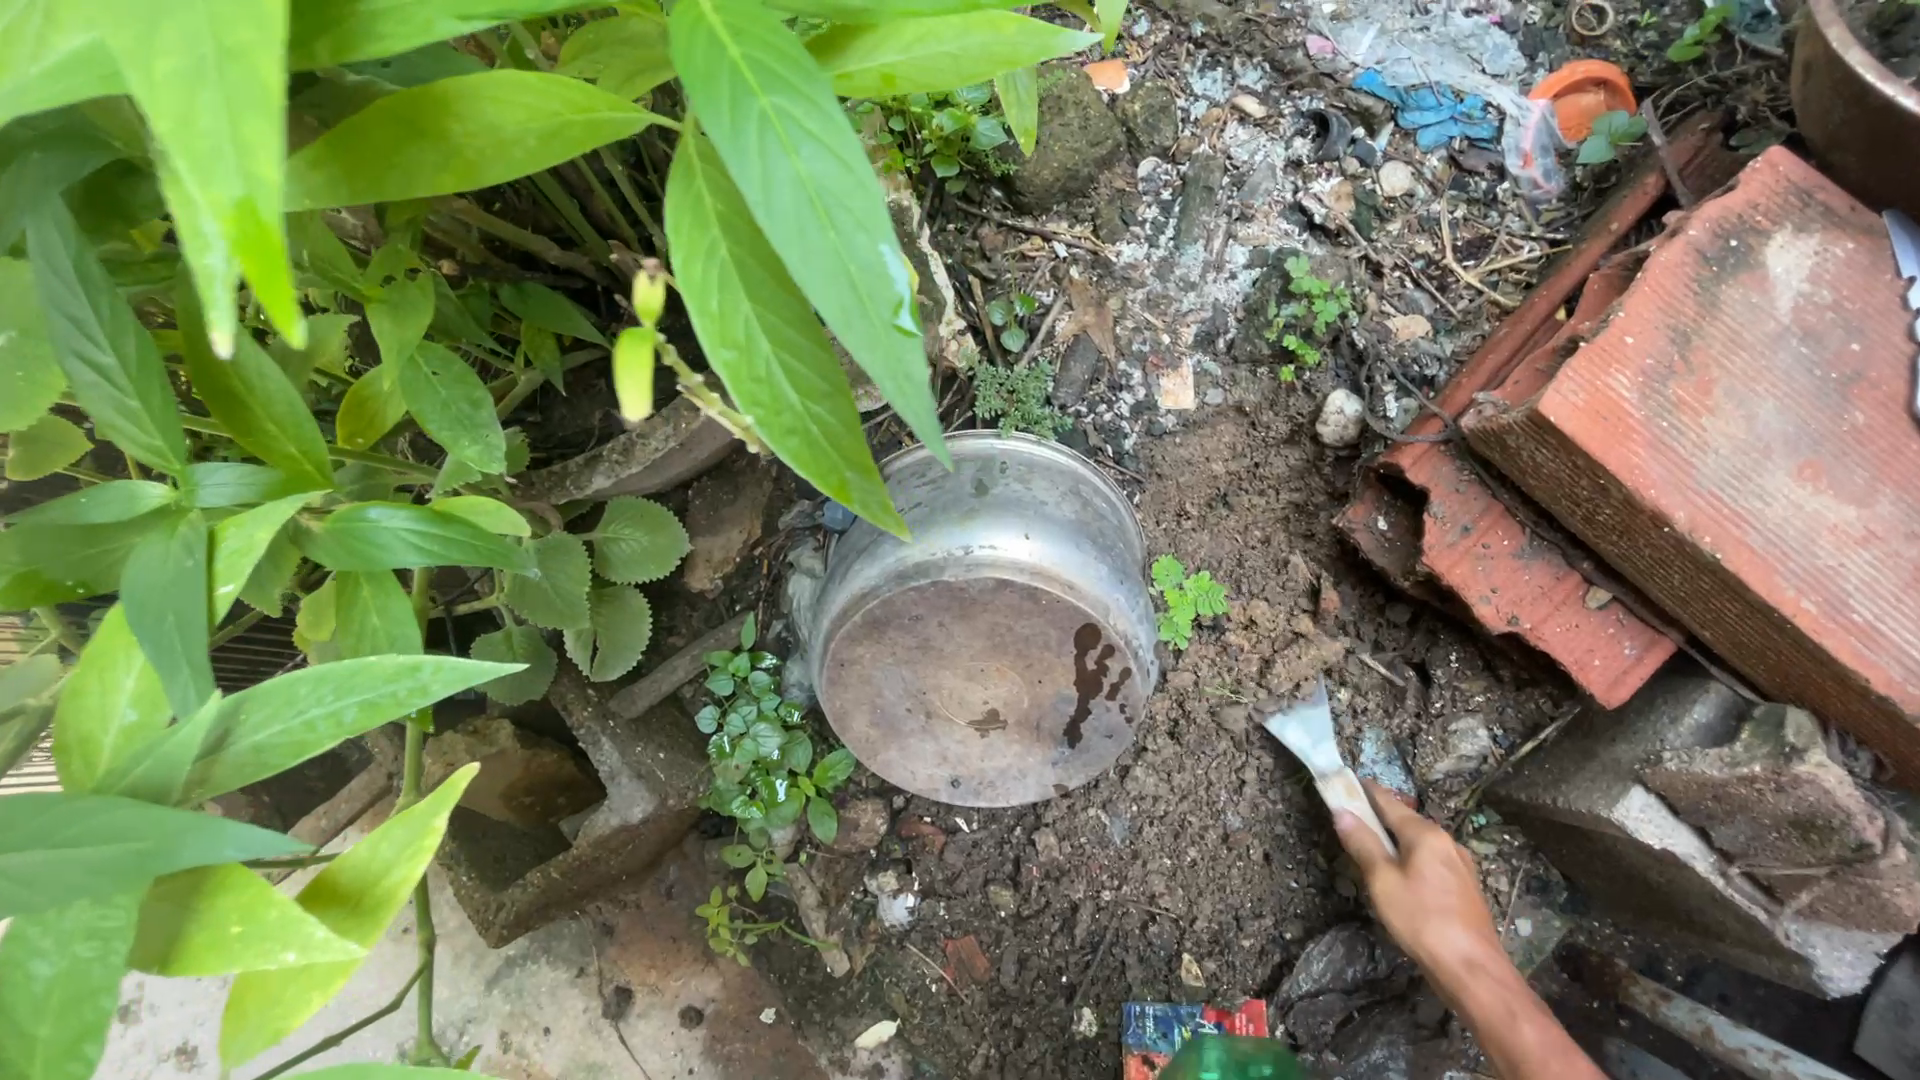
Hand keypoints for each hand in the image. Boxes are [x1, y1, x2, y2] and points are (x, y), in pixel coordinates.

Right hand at [1332, 781, 1503, 985]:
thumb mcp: (1381, 879)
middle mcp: (1447, 842)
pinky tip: (1403, 877)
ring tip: (1374, 850)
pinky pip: (1431, 861)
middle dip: (1380, 818)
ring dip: (1396, 841)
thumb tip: (1341, 811)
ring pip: (1420, 843)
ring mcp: (1461, 865)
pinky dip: (1412, 859)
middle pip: (1406, 822)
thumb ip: (1362, 843)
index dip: (1366, 791)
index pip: (1389, 802)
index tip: (1347, 781)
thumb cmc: (1421, 919)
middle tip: (1353, 820)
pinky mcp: (1466, 887)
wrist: (1473, 969)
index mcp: (1426, 834)